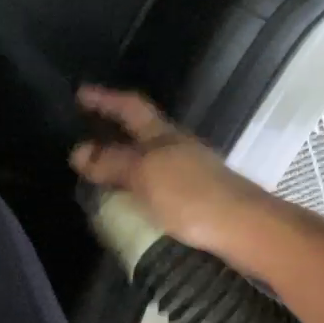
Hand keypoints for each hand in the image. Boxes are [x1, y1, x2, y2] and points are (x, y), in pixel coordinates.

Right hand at [68, 85, 273, 253]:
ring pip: (149, 160)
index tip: (80, 93)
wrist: (245, 228)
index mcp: (164, 135)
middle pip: (141, 132)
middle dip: (113, 131)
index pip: (130, 107)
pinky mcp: (195, 201)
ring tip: (97, 175)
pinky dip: (137, 188)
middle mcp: (178, 148)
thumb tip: (78, 150)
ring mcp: (189, 174)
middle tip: (83, 136)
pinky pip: (156, 185)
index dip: (105, 99)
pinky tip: (128, 204)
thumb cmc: (192, 194)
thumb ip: (112, 163)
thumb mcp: (145, 174)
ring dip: (124, 162)